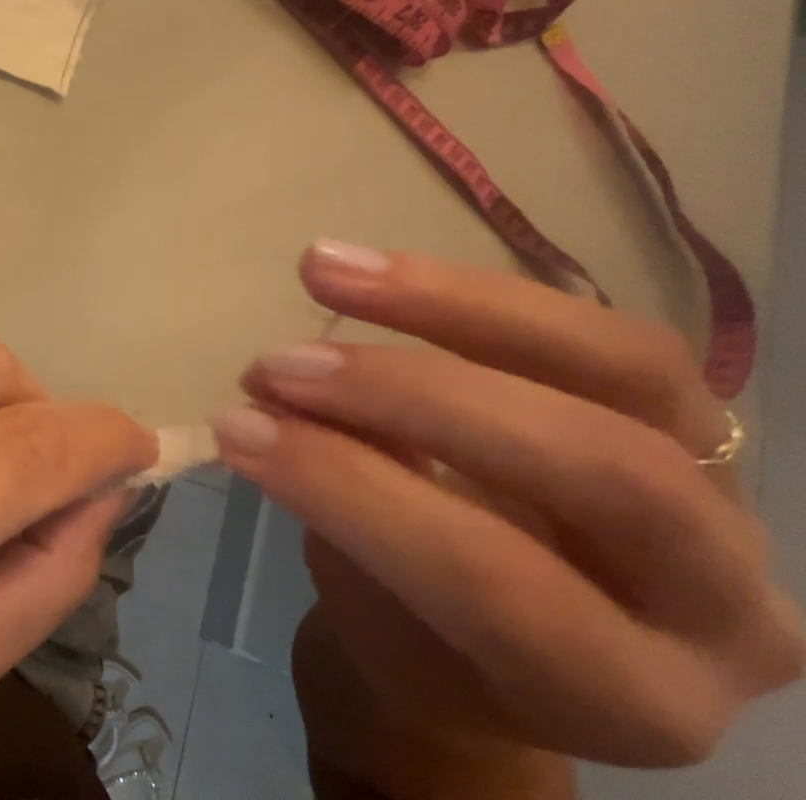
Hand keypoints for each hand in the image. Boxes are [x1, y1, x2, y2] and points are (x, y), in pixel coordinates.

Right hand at [215, 242, 802, 781]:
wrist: (498, 654)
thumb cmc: (417, 648)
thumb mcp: (372, 608)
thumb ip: (346, 514)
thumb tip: (279, 408)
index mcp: (633, 699)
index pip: (497, 581)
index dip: (352, 490)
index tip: (235, 429)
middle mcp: (726, 608)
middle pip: (591, 464)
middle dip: (409, 394)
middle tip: (278, 363)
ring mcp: (735, 502)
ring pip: (625, 368)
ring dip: (452, 305)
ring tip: (323, 269)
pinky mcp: (698, 425)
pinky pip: (604, 337)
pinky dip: (477, 295)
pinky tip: (377, 272)